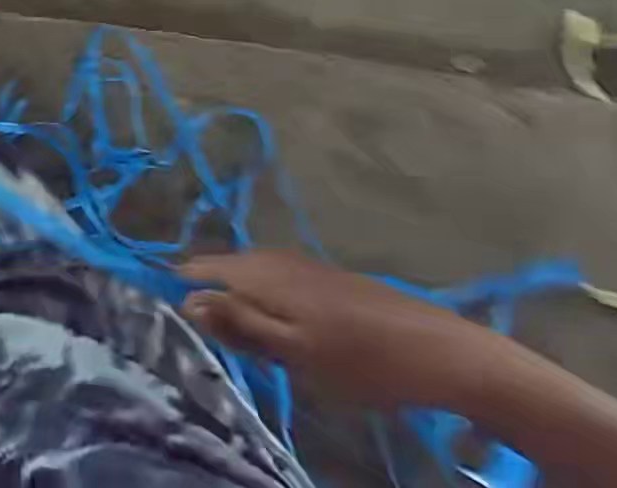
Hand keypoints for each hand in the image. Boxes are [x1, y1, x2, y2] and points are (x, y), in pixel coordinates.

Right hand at [179, 251, 515, 409]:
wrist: (445, 352)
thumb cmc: (360, 358)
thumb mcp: (292, 351)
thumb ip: (237, 323)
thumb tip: (186, 302)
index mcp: (255, 272)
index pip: (195, 269)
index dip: (178, 289)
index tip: (170, 318)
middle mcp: (268, 258)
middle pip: (219, 272)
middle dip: (209, 299)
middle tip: (217, 341)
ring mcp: (296, 264)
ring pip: (247, 278)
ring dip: (238, 303)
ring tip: (245, 340)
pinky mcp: (320, 276)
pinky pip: (272, 282)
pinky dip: (264, 302)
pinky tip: (280, 328)